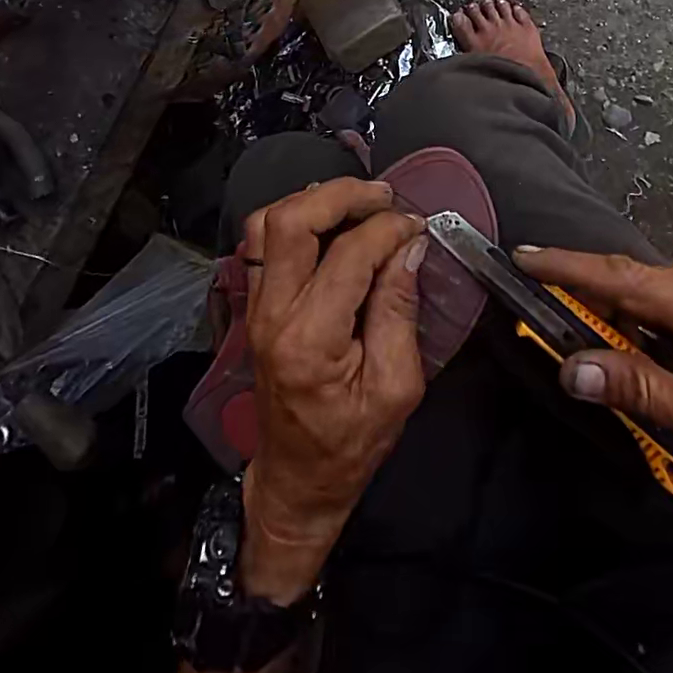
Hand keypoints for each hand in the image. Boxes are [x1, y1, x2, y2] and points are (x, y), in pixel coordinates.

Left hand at [239, 178, 427, 602]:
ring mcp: (256, 308)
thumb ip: (400, 310)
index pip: (349, 255)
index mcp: (311, 340)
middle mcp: (273, 315)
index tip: (416, 227)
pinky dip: (295, 219)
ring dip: (313, 201)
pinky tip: (329, 221)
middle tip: (383, 197)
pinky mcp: (255, 306)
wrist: (298, 477)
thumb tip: (409, 248)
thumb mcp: (397, 385)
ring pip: (267, 224)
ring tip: (358, 202)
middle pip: (290, 222)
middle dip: (341, 195)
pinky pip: (262, 243)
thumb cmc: (350, 443)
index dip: (388, 230)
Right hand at [514, 248, 672, 513]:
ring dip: (604, 321)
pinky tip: (628, 360)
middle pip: (621, 282)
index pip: (619, 278)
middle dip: (575, 297)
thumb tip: (574, 369)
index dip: (564, 266)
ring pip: (634, 297)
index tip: (521, 256)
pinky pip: (653, 310)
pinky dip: (629, 330)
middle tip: (537, 320)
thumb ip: (642, 391)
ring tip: (586, 356)